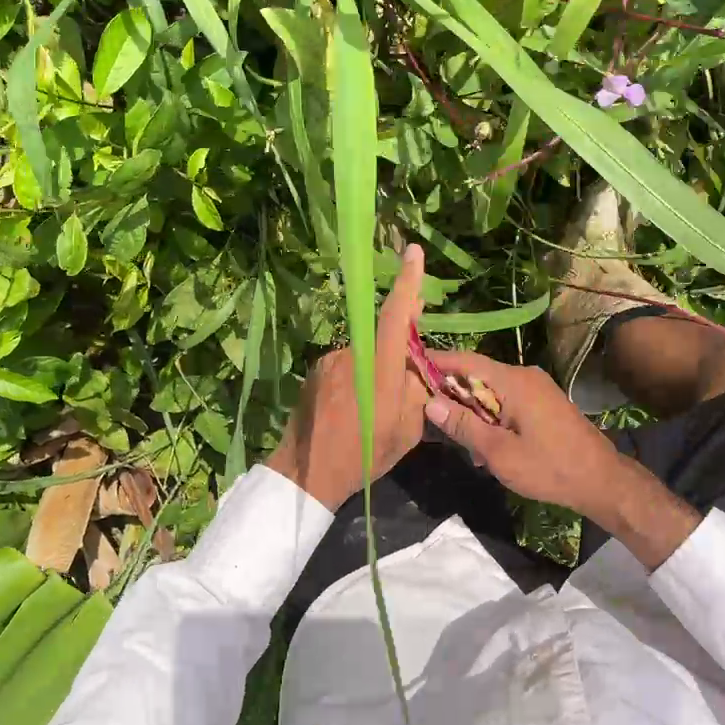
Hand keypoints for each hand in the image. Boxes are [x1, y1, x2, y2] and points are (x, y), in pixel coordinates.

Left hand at [266, 245, 429, 509]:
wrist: (307, 472)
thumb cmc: (364, 455)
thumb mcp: (407, 431)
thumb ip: (416, 392)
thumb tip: (417, 369)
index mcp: (381, 368)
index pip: (397, 315)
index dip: (408, 283)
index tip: (412, 251)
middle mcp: (354, 354)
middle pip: (384, 337)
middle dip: (400, 350)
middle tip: (406, 380)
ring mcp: (331, 360)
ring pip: (366, 354)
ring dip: (375, 371)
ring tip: (371, 411)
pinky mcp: (316, 370)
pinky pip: (347, 365)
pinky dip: (356, 379)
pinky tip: (351, 410)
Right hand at [423, 351, 701, 568]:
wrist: (602, 480)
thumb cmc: (549, 467)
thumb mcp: (499, 453)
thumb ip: (464, 426)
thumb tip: (431, 402)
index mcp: (513, 381)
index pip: (466, 361)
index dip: (437, 361)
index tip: (410, 362)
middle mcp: (524, 376)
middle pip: (478, 375)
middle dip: (452, 392)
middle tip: (426, 409)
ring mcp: (537, 388)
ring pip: (492, 390)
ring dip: (473, 410)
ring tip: (458, 439)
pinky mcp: (544, 402)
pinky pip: (507, 400)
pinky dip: (491, 416)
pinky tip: (485, 445)